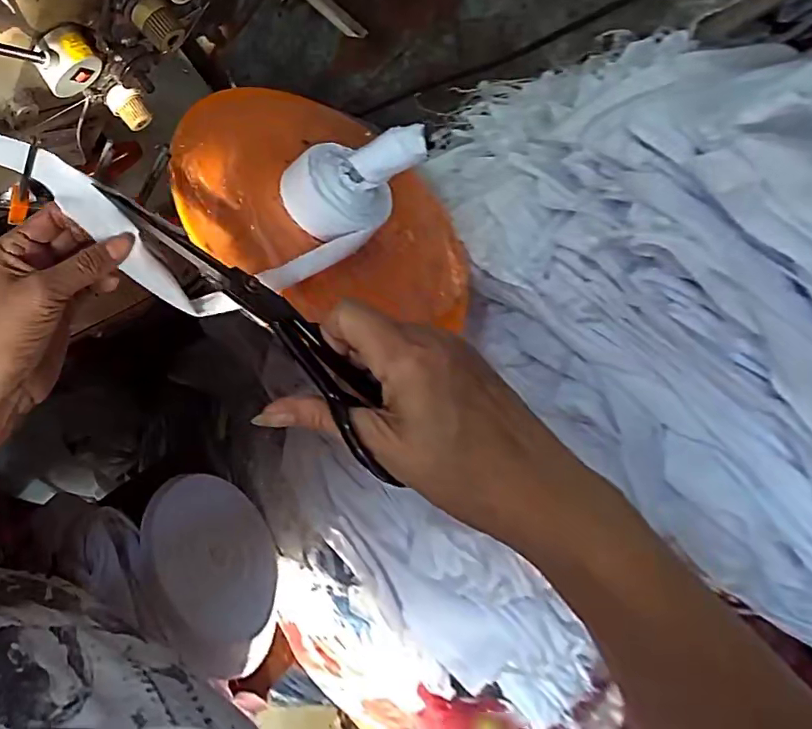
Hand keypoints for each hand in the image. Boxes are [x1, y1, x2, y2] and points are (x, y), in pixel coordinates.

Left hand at [0, 203, 132, 413]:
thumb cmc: (5, 334)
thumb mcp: (43, 292)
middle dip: (98, 235)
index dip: (81, 212)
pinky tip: (113, 281)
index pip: (52, 218)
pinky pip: (88, 284)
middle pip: (71, 238)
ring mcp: (49, 286)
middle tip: (130, 232)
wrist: (0, 387)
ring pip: (83, 262)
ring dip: (103, 260)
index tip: (114, 209)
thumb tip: (122, 242)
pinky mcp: (64, 307)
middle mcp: (31, 262)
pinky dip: (102, 281)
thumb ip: (84, 266)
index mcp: (14, 248)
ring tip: (126, 258)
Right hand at [255, 299, 624, 553]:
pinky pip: (416, 345)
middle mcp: (431, 336)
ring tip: (397, 414)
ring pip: (389, 334)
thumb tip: (263, 414)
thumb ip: (320, 417)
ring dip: (376, 364)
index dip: (330, 339)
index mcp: (407, 353)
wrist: (548, 498)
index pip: (344, 312)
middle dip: (351, 356)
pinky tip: (424, 411)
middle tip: (368, 406)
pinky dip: (402, 367)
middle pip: (365, 322)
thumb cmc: (460, 474)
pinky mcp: (470, 359)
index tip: (341, 381)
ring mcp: (455, 345)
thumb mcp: (382, 446)